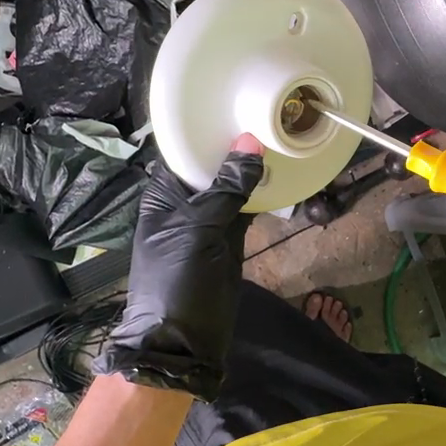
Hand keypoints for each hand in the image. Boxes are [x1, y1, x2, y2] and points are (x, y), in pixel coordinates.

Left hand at [94, 134, 263, 398]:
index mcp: (164, 195)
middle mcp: (185, 204)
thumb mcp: (199, 229)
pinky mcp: (229, 241)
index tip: (239, 103)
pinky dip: (261, 195)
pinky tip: (281, 178)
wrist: (182, 342)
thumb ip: (226, 188)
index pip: (184, 151)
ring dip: (252, 170)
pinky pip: (245, 209)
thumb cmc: (178, 280)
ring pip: (232, 187)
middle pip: (211, 166)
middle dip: (236, 147)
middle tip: (270, 115)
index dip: (208, 129)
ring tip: (281, 138)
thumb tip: (250, 143)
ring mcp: (209, 223)